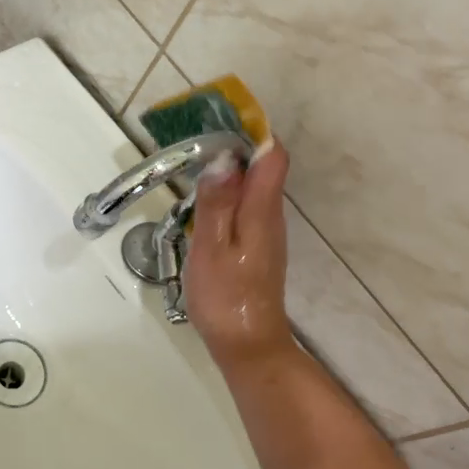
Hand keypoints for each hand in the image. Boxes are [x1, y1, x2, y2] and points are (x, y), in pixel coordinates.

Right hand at [184, 138, 294, 372]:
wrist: (248, 346)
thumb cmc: (226, 297)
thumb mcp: (211, 248)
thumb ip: (216, 203)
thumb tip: (223, 159)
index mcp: (262, 210)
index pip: (272, 155)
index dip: (252, 132)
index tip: (221, 122)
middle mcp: (271, 216)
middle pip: (264, 168)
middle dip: (236, 148)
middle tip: (197, 142)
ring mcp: (267, 233)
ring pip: (254, 188)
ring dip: (230, 173)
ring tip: (195, 168)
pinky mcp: (258, 248)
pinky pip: (247, 207)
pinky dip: (229, 196)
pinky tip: (204, 205)